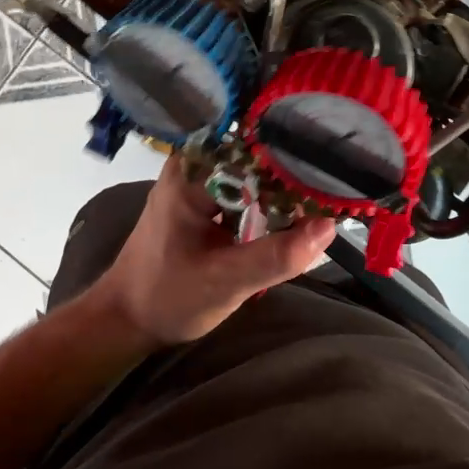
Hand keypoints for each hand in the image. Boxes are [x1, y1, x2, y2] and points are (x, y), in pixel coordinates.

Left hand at [85, 152, 336, 345]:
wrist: (126, 318)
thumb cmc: (167, 297)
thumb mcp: (225, 282)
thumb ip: (276, 255)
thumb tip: (328, 226)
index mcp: (190, 173)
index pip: (253, 151)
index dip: (295, 160)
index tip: (337, 172)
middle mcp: (192, 166)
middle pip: (254, 158)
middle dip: (294, 174)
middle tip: (343, 185)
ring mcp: (195, 182)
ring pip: (251, 175)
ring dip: (284, 190)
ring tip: (330, 196)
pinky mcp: (202, 201)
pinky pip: (243, 191)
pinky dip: (267, 203)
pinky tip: (298, 214)